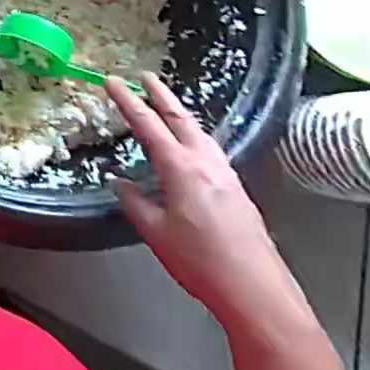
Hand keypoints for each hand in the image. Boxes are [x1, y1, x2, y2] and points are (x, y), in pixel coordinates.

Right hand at [110, 74, 315, 337]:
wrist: (257, 293)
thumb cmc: (201, 262)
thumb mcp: (155, 232)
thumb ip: (135, 202)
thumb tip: (122, 184)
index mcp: (182, 168)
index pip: (147, 124)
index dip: (127, 100)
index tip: (112, 81)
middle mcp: (207, 164)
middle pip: (181, 118)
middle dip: (160, 94)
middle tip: (145, 76)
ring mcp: (227, 176)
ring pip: (200, 133)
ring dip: (180, 114)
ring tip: (166, 105)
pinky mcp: (238, 191)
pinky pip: (211, 150)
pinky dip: (194, 136)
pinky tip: (192, 146)